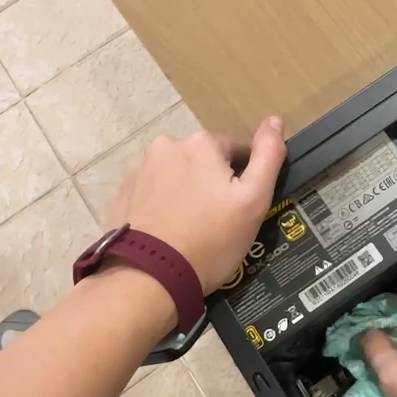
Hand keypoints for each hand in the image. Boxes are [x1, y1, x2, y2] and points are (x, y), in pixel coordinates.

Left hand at [106, 116, 285, 290]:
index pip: (237, 152)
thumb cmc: (211, 239)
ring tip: (189, 228)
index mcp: (202, 143)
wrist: (150, 278)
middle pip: (203, 161)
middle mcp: (166, 145)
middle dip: (211, 184)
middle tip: (216, 222)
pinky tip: (166, 230)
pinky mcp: (121, 193)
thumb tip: (275, 119)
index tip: (240, 210)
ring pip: (176, 174)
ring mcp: (138, 169)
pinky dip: (161, 204)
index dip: (243, 181)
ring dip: (185, 191)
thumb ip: (268, 156)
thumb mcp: (254, 200)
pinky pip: (151, 191)